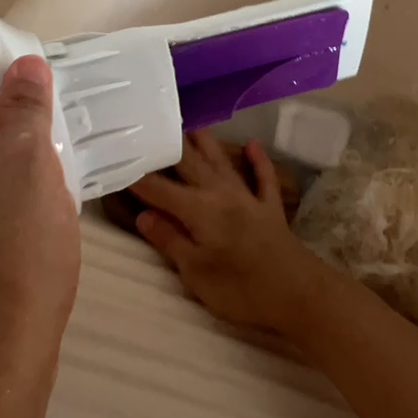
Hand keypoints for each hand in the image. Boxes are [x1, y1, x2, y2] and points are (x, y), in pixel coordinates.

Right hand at [127, 131, 336, 335]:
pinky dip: (257, 160)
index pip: (159, 189)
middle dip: (168, 147)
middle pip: (189, 165)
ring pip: (221, 163)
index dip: (137, 176)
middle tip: (150, 126)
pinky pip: (262, 178)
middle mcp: (220, 195)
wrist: (300, 295)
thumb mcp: (196, 273)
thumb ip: (170, 240)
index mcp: (199, 210)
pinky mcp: (269, 209)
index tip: (117, 159)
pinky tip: (252, 144)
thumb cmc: (242, 289)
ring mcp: (247, 199)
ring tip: (190, 123)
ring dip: (206, 143)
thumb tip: (143, 215)